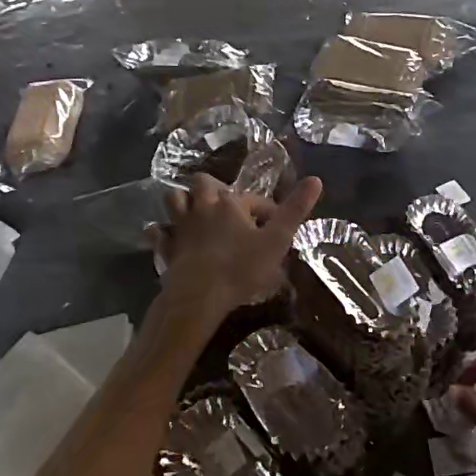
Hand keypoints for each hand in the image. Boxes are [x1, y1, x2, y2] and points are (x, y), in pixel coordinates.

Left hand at [159, 174, 321, 314]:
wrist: (199, 296)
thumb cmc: (241, 268)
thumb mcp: (278, 240)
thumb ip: (296, 210)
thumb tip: (317, 179)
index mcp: (231, 204)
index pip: (253, 198)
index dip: (266, 209)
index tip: (276, 225)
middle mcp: (203, 207)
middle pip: (204, 184)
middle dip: (215, 189)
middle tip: (228, 206)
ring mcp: (181, 227)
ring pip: (175, 199)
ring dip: (184, 201)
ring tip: (195, 211)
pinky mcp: (167, 247)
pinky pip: (158, 232)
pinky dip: (162, 230)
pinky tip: (167, 235)